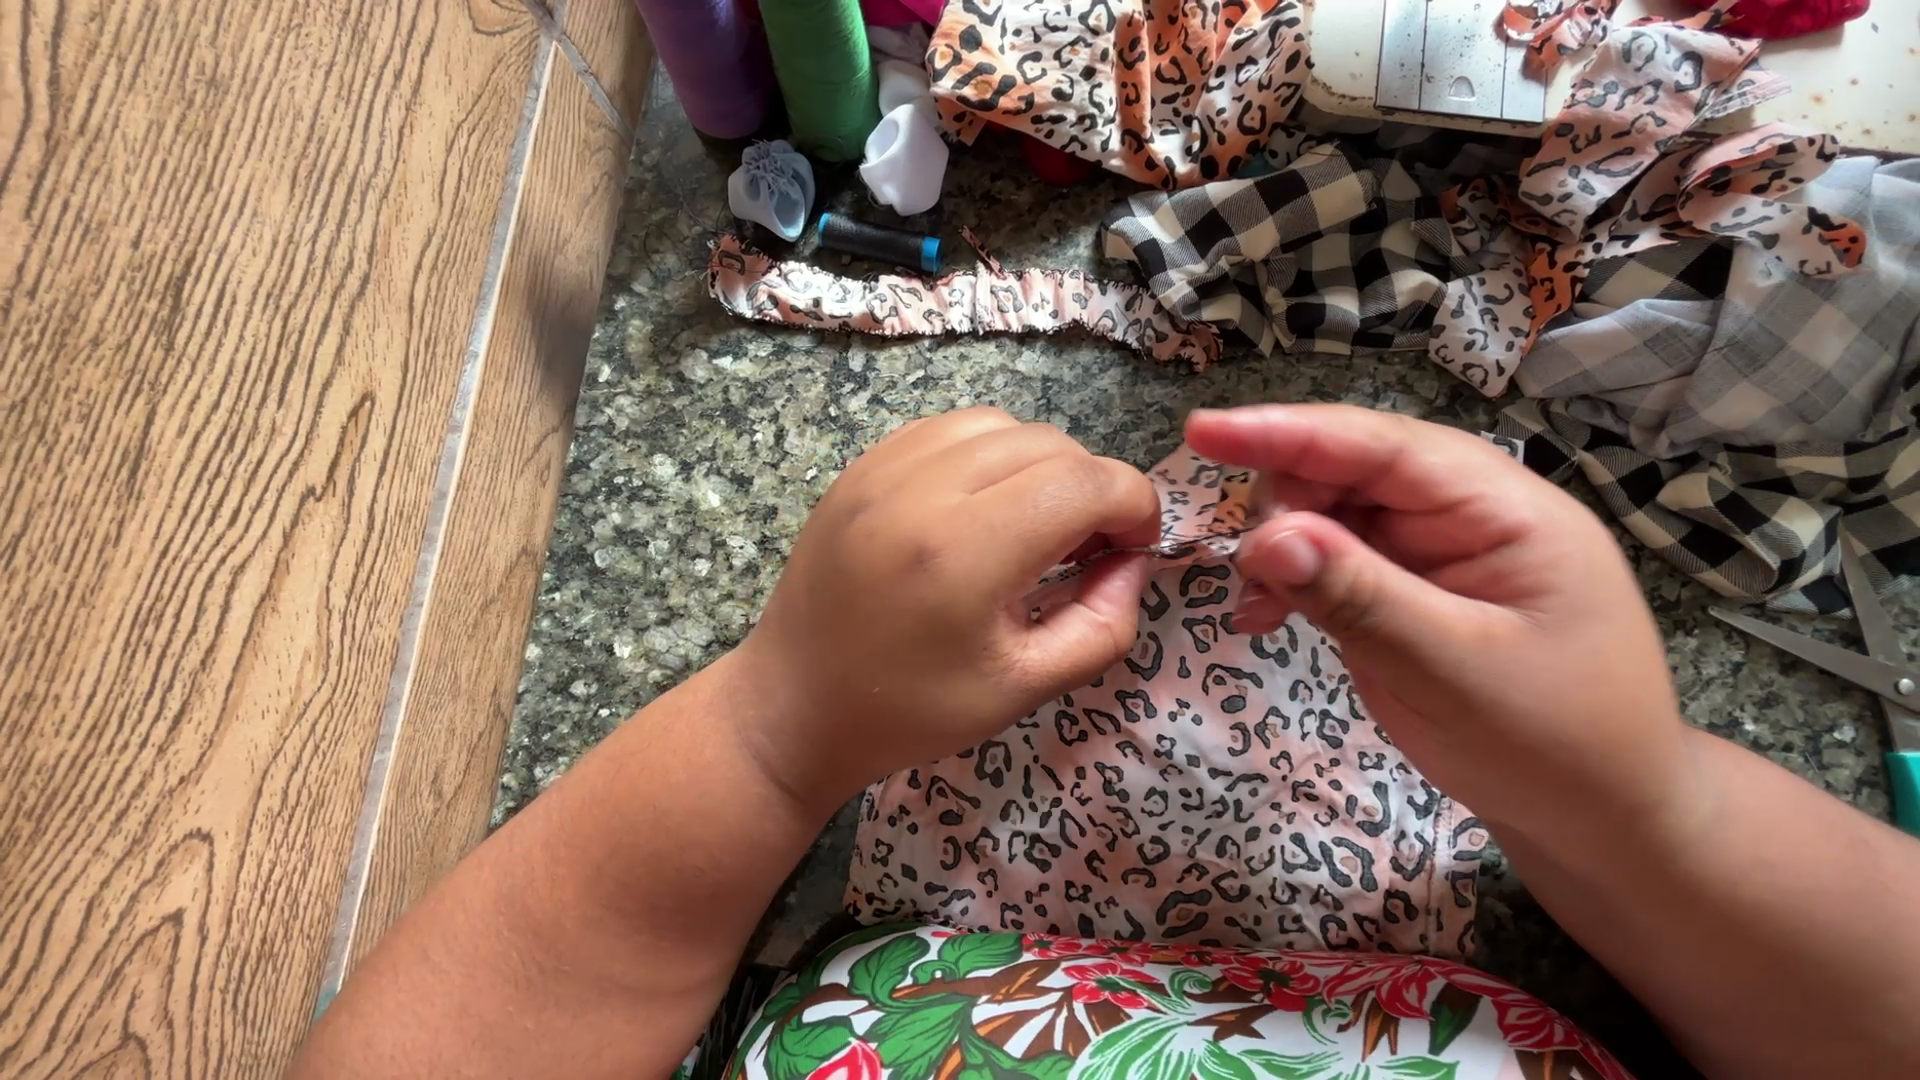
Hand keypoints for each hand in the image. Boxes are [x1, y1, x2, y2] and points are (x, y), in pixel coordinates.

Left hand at [730, 407, 1160, 812]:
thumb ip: (1101, 625)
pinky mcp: (860, 466)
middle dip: (1092, 488)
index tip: (1133, 546)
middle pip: (1051, 444)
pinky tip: (980, 503)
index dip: (1133, 505)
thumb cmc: (908, 712)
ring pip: (1001, 424)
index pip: (1086, 481)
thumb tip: (1132, 561)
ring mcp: (882, 468)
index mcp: (965, 552)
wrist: (792, 705)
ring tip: (1032, 522)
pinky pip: (948, 428)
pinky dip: (987, 453)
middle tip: (1086, 547)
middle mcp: (922, 489)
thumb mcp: (1023, 689)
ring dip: (1040, 464)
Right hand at [1186, 405, 1695, 851]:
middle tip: (1252, 574)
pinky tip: (1264, 618)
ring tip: (1259, 608)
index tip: (1202, 430)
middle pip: (1342, 470)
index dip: (1286, 433)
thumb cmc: (1550, 741)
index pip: (1381, 448)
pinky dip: (1284, 580)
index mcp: (1501, 508)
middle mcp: (1460, 510)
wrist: (1593, 810)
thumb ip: (1359, 597)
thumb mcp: (1452, 670)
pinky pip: (1322, 556)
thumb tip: (1262, 539)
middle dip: (1281, 508)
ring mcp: (1426, 545)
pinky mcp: (1397, 581)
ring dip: (1275, 549)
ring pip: (1322, 510)